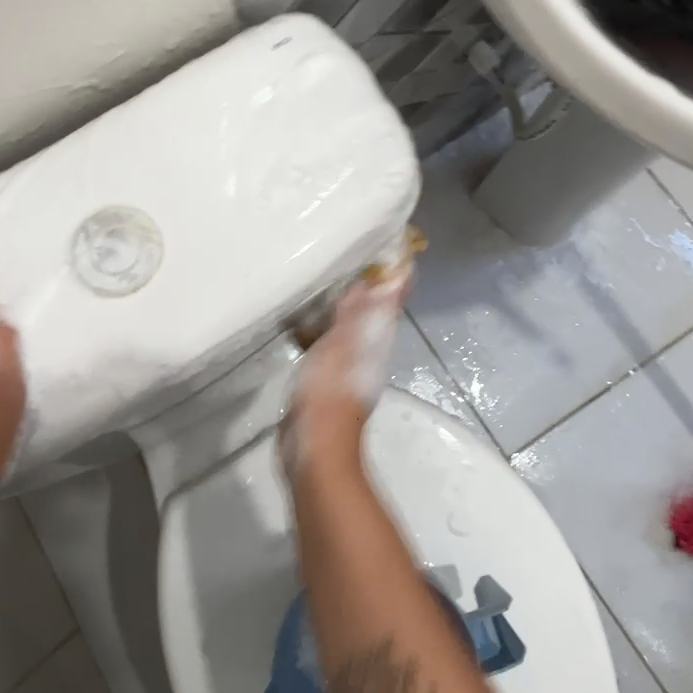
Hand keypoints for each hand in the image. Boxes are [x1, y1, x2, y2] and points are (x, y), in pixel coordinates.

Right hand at [281, 265, 411, 474]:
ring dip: (338, 305)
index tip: (385, 245)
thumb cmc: (329, 393)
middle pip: (370, 310)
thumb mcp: (343, 345)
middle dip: (363, 284)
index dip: (394, 273)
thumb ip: (361, 312)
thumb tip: (388, 277)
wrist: (313, 448)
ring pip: (347, 325)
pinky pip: (327, 343)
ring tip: (319, 280)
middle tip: (346, 254)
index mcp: (375, 339)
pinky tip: (299, 321)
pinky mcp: (327, 379)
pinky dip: (318, 328)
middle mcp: (367, 349)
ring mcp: (348, 366)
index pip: (391, 298)